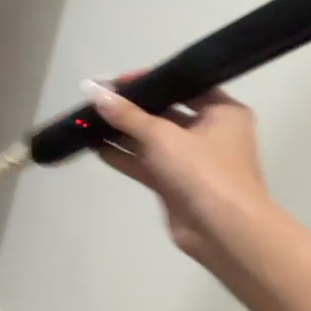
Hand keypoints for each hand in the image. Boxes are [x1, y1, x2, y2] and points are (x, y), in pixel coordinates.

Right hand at [84, 78, 271, 259]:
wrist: (221, 228)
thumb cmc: (203, 171)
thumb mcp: (162, 136)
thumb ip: (126, 115)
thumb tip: (93, 91)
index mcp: (223, 112)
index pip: (183, 86)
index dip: (149, 81)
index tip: (115, 82)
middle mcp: (209, 132)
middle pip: (164, 113)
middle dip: (130, 108)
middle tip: (96, 100)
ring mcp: (190, 159)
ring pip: (150, 139)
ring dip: (121, 132)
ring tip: (87, 122)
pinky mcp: (173, 182)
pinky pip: (144, 162)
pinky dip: (122, 155)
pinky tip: (93, 146)